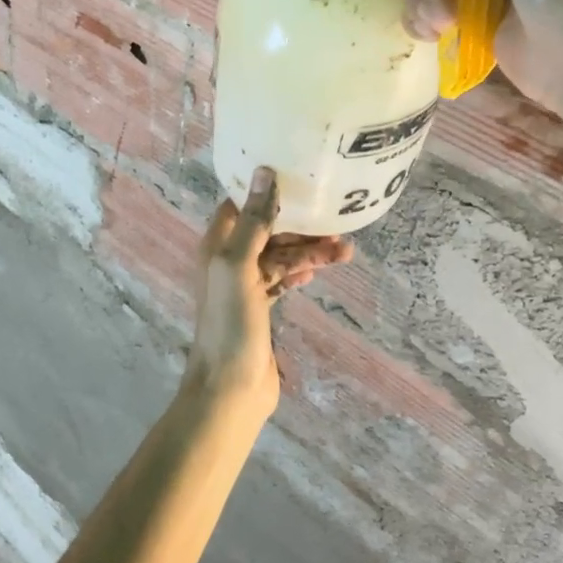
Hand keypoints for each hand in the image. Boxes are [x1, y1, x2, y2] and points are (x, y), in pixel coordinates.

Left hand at [187, 167, 352, 412]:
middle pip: (268, 230)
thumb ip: (253, 222)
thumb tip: (265, 173)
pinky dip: (300, 272)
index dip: (267, 191)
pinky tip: (318, 272)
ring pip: (280, 256)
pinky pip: (282, 279)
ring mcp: (244, 286)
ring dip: (309, 251)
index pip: (241, 204)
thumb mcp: (239, 267)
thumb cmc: (230, 325)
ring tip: (345, 252)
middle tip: (337, 225)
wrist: (231, 389)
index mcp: (217, 245)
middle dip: (300, 225)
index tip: (300, 178)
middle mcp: (228, 260)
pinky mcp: (259, 309)